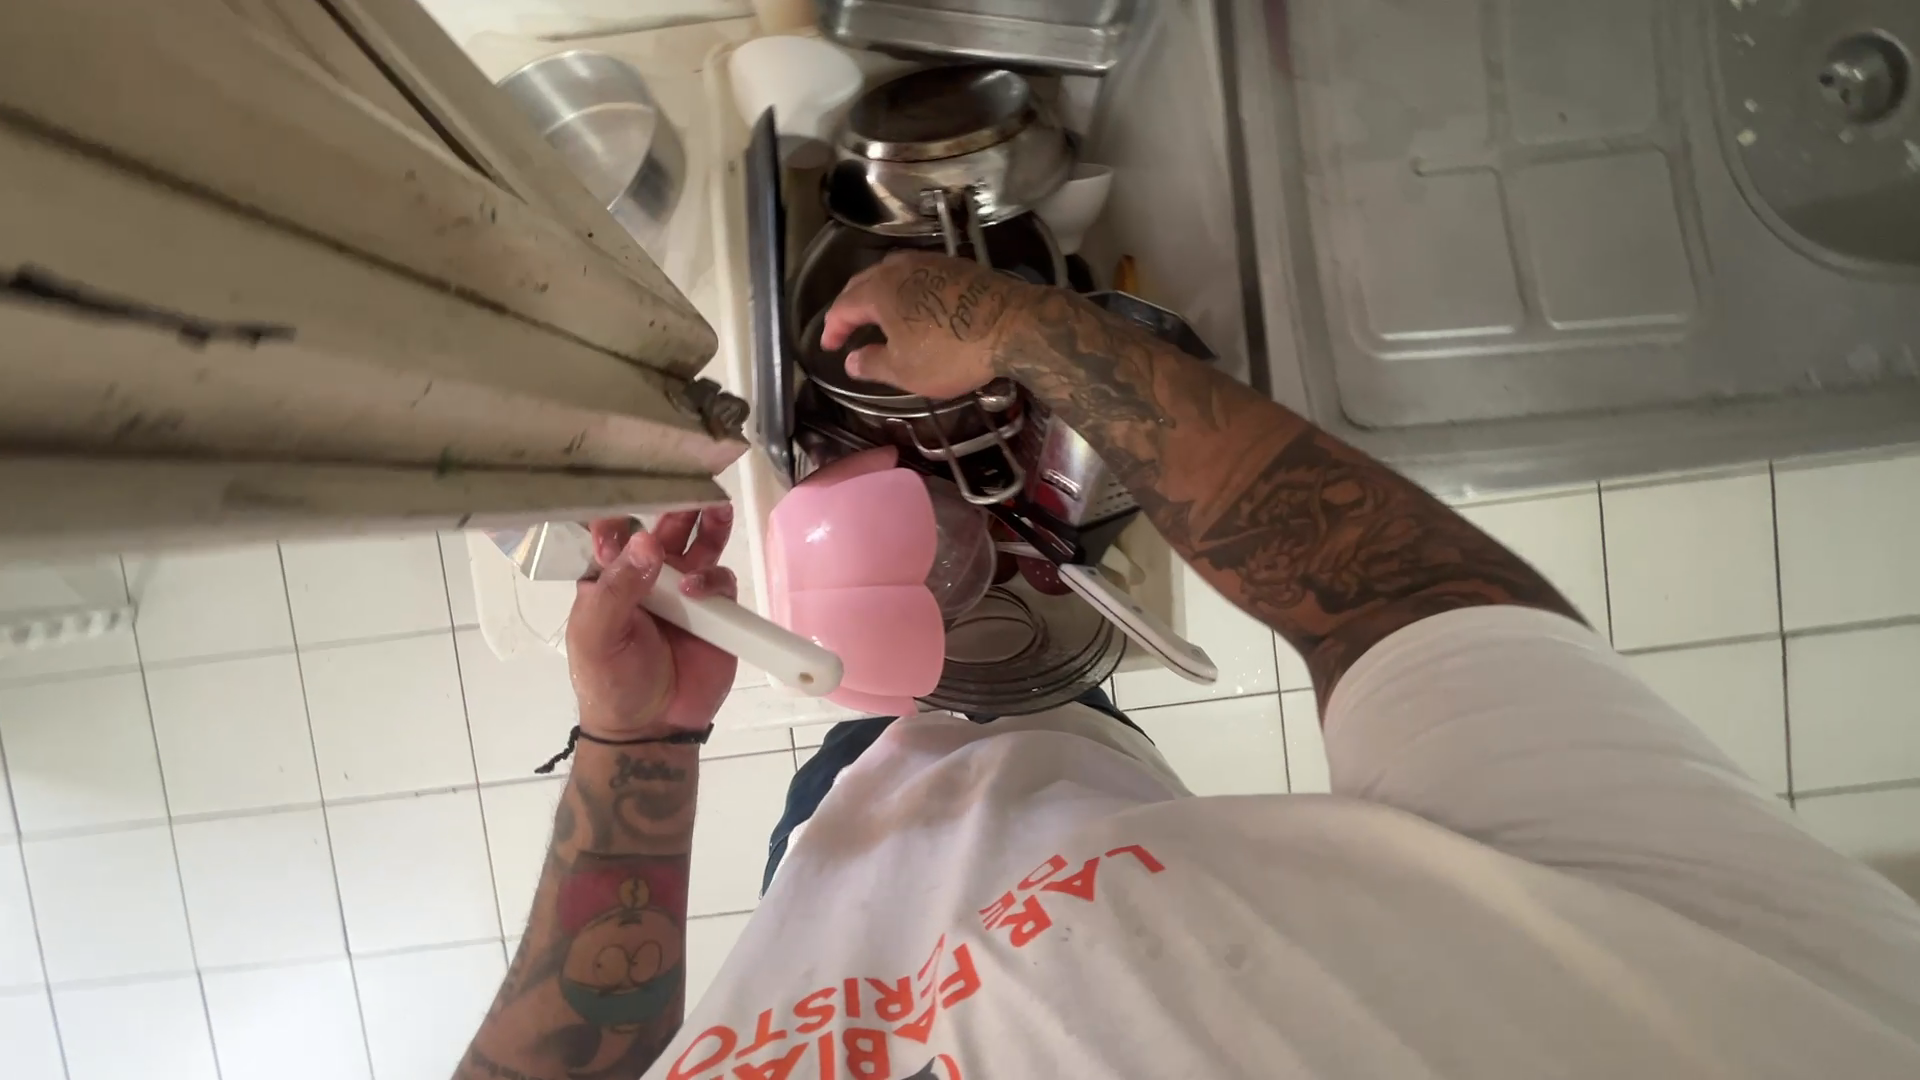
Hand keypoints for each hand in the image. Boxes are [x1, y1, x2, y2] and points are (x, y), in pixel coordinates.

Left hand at [566, 509, 737, 738]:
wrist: (654, 726)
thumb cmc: (610, 680)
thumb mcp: (598, 635)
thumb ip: (618, 588)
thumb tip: (648, 541)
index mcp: (610, 578)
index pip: (614, 535)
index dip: (623, 514)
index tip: (629, 496)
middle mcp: (649, 577)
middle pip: (665, 531)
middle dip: (677, 507)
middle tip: (690, 485)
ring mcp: (686, 592)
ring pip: (701, 546)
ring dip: (709, 525)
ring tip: (718, 506)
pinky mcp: (717, 609)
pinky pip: (721, 580)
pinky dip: (714, 579)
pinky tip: (700, 588)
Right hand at [820, 251, 1033, 399]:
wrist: (1012, 326)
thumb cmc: (951, 353)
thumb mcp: (906, 371)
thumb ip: (873, 364)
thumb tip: (851, 361)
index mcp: (879, 291)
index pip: (843, 306)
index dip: (832, 328)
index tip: (829, 347)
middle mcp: (900, 268)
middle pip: (864, 283)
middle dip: (850, 306)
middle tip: (845, 328)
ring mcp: (930, 262)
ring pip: (891, 274)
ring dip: (877, 294)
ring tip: (875, 315)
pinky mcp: (956, 266)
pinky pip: (917, 275)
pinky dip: (905, 291)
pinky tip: (912, 305)